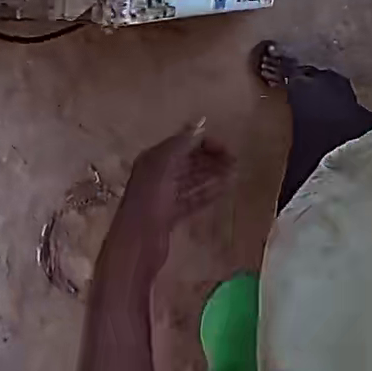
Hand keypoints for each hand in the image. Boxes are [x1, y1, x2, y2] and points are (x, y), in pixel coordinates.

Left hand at [117, 120, 234, 243]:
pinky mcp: (170, 214)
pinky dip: (208, 192)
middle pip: (189, 160)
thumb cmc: (149, 202)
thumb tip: (199, 124)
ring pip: (193, 179)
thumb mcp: (163, 167)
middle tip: (235, 160)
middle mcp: (158, 174)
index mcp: (153, 159)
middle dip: (212, 157)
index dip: (205, 142)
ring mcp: (164, 195)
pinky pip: (193, 198)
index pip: (183, 142)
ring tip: (234, 172)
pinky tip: (224, 190)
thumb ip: (180, 144)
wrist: (136, 246)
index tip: (227, 149)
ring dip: (213, 173)